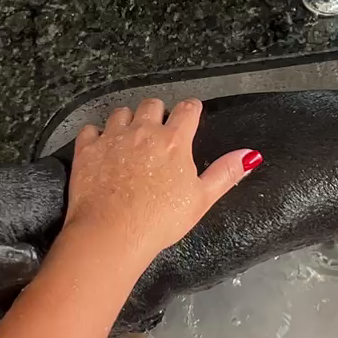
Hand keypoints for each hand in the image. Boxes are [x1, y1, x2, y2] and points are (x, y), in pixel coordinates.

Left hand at [61, 98, 258, 265]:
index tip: (191, 114)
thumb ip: (226, 173)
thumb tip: (251, 155)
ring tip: (130, 138)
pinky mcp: (87, 149)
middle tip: (159, 130)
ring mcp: (112, 137)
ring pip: (121, 113)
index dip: (191, 110)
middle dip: (158, 112)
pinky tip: (101, 148)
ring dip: (128, 120)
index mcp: (174, 140)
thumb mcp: (201, 199)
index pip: (188, 109)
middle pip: (152, 104)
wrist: (112, 233)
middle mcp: (143, 131)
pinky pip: (91, 129)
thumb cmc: (160, 219)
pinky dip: (97, 135)